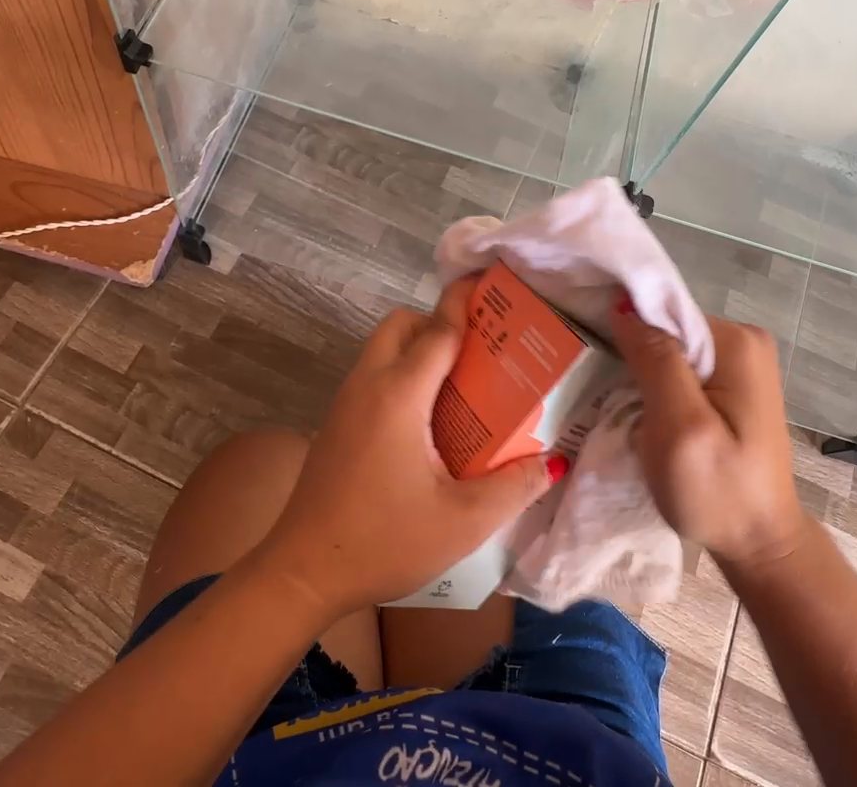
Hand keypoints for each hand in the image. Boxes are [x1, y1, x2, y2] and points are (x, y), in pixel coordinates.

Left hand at [248, 276, 557, 618]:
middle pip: (402, 326)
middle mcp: (366, 385)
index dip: (466, 304)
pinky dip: (402, 376)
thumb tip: (554, 462)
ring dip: (419, 351)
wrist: (303, 571)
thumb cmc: (384, 540)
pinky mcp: (336, 424)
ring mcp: (344, 403)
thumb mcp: (463, 521)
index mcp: (398, 394)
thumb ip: (515, 487)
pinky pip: (372, 378)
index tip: (492, 284)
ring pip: (382, 350)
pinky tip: (429, 423)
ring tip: (463, 388)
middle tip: (481, 354)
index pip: (438, 330)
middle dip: (438, 324)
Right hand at [610, 297, 806, 570]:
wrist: (759, 545)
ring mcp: (740, 366)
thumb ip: (657, 362)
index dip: (624, 330)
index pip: (664, 312)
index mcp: (737, 344)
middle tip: (600, 385)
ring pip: (670, 351)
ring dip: (640, 372)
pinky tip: (637, 409)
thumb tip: (625, 308)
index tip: (590, 353)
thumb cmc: (718, 491)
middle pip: (667, 329)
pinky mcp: (730, 388)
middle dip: (632, 353)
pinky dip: (655, 386)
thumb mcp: (680, 427)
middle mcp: (744, 343)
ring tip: (613, 399)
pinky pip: (680, 371)